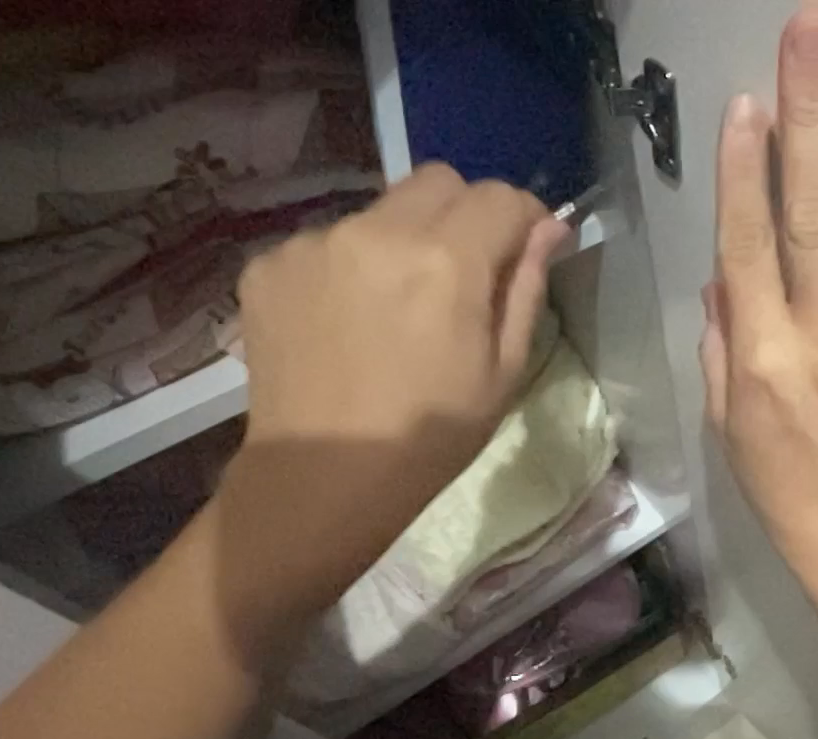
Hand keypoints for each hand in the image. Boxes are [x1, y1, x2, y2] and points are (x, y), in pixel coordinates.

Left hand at [219, 165, 569, 607]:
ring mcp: (314, 243)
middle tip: (467, 274)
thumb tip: (548, 229)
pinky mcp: (269, 264)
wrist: (324, 477)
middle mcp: (377, 231)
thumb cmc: (432, 436)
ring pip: (381, 211)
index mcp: (447, 262)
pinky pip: (329, 242)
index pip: (500, 197)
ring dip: (405, 241)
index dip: (524, 216)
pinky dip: (352, 267)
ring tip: (399, 309)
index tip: (528, 246)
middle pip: (438, 182)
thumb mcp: (503, 371)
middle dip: (466, 214)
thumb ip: (527, 288)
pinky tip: (350, 323)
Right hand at [703, 6, 817, 585]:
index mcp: (758, 360)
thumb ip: (720, 344)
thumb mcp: (727, 424)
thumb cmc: (783, 486)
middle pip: (811, 232)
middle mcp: (816, 353)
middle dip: (810, 128)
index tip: (752, 99)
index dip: (745, 175)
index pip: (746, 251)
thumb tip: (721, 270)